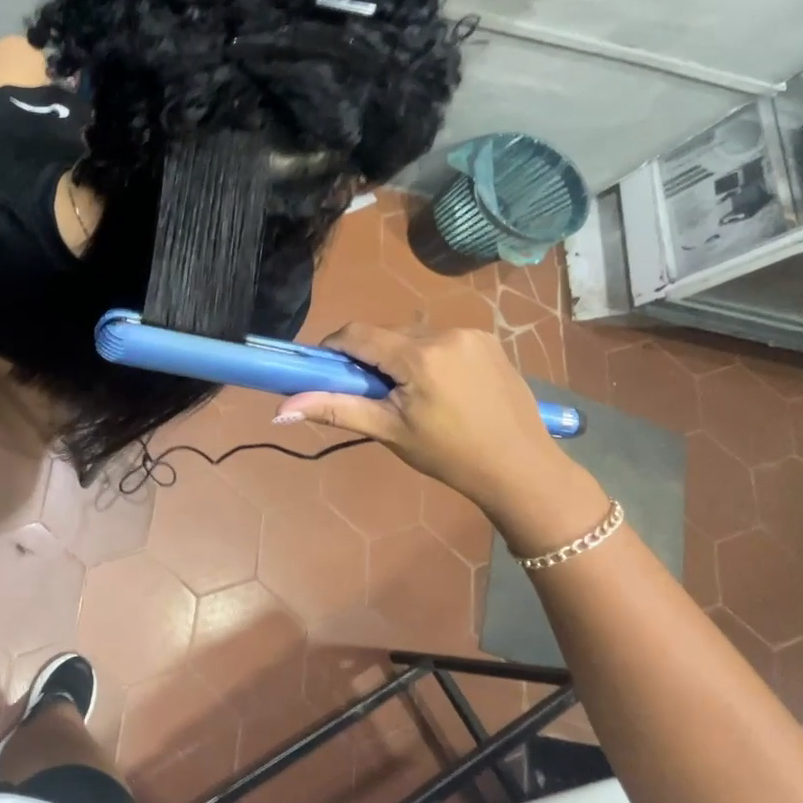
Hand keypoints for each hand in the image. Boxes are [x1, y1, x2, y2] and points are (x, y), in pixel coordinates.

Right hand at [274, 325, 590, 524]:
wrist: (523, 469)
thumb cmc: (450, 455)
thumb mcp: (388, 431)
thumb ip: (334, 409)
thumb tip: (280, 409)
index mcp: (419, 355)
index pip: (356, 333)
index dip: (332, 349)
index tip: (324, 373)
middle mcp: (446, 333)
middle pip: (383, 333)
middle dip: (366, 357)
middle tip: (366, 394)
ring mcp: (472, 335)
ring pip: (410, 335)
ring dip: (395, 356)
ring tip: (403, 395)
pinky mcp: (489, 342)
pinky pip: (438, 339)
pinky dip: (423, 356)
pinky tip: (434, 388)